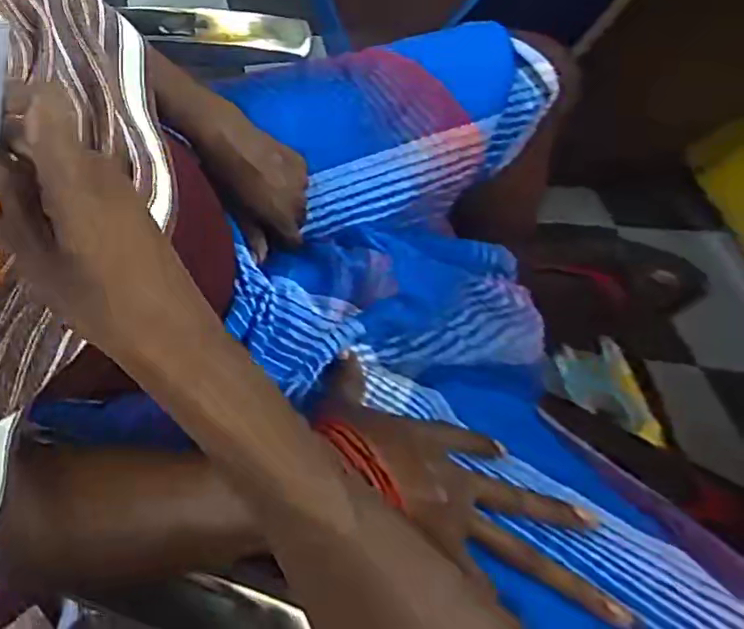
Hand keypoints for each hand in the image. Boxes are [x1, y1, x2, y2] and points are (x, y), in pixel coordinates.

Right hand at [0, 81, 211, 349]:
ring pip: (42, 165)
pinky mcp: (110, 204)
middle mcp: (90, 165)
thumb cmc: (98, 301)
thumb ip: (8, 199)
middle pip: (32, 138)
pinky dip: (30, 198)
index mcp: (72, 171)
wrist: (173, 337)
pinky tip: (2, 231)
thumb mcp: (37, 256)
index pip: (42, 102)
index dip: (8, 97)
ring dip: (5, 183)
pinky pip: (61, 184)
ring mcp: (103, 184)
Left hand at [197, 108, 307, 249]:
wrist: (226, 135)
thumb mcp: (232, 207)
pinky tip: (269, 172)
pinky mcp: (301, 159)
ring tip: (264, 190)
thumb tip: (262, 260)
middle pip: (298, 220)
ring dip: (288, 199)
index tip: (269, 238)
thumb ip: (251, 233)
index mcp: (284, 215)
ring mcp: (304, 178)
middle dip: (284, 220)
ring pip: (301, 199)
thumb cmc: (221, 175)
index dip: (281, 241)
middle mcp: (301, 200)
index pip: (294, 240)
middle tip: (262, 212)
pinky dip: (289, 180)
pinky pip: (300, 178)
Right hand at [320, 358, 633, 627]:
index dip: (477, 444)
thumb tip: (346, 351)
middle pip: (512, 499)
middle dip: (554, 512)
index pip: (458, 439)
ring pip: (519, 552)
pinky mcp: (446, 547)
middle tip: (595, 524)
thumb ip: (347, 382)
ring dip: (566, 581)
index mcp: (426, 442)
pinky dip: (496, 600)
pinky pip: (476, 578)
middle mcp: (454, 481)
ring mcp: (455, 518)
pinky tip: (513, 615)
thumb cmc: (341, 432)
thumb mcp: (339, 401)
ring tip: (615, 612)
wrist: (343, 468)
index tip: (501, 451)